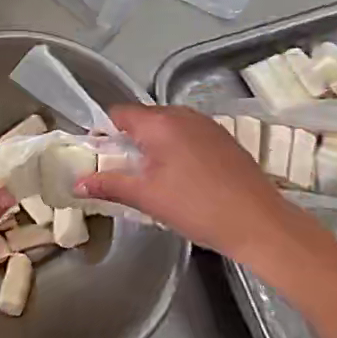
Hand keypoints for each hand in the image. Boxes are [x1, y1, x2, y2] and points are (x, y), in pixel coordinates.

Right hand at [76, 105, 301, 263]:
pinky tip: (181, 177)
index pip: (118, 114)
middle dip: (128, 140)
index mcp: (159, 122)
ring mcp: (207, 124)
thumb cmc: (196, 207)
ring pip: (167, 127)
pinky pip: (187, 135)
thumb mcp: (147, 198)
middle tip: (122, 171)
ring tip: (150, 177)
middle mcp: (182, 114)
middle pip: (143, 118)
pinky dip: (176, 149)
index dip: (103, 133)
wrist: (259, 223)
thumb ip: (109, 185)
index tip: (98, 157)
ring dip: (153, 145)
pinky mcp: (223, 138)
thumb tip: (76, 183)